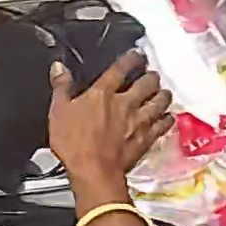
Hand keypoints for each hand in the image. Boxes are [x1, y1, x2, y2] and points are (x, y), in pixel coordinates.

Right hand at [48, 51, 173, 192]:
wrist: (93, 171)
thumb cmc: (73, 143)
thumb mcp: (58, 112)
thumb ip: (61, 87)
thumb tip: (58, 67)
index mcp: (102, 93)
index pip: (121, 68)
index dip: (131, 58)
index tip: (136, 55)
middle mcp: (125, 103)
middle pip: (148, 82)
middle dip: (151, 76)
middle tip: (150, 75)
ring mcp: (139, 120)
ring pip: (160, 100)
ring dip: (162, 95)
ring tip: (162, 92)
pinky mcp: (147, 138)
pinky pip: (164, 123)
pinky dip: (167, 118)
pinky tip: (166, 117)